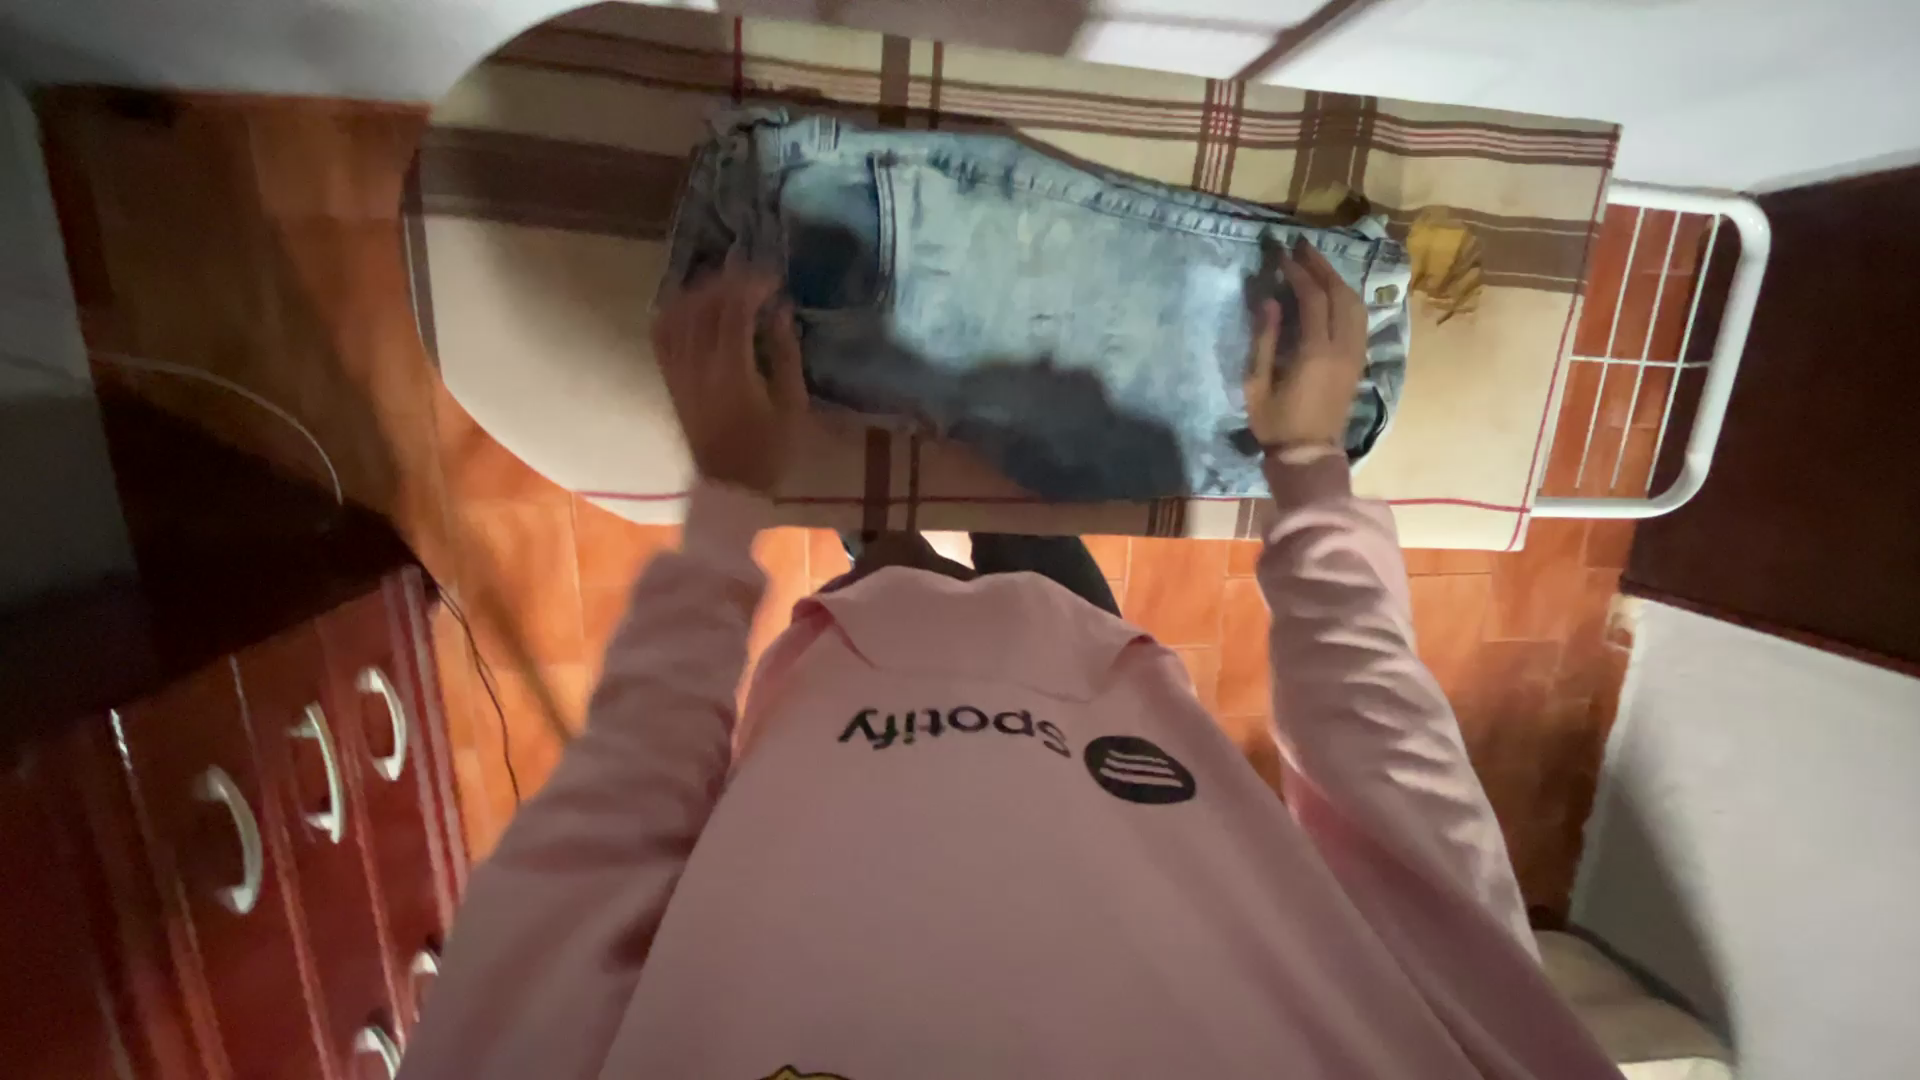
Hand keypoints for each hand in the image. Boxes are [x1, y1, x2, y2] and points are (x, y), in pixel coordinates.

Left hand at [652, 264, 808, 493]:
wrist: (731, 487)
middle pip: (703, 304)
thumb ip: (785, 353)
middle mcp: (697, 365)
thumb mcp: (792, 404)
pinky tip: (692, 306)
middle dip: (728, 282)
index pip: (734, 310)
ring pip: (678, 313)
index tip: (774, 280)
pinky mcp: (670, 379)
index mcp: (731, 372)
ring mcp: (678, 371)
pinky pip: (662, 334)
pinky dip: (675, 311)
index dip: (753, 286)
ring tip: (725, 287)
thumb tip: (781, 311)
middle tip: (753, 278)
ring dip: (700, 291)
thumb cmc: (770, 451)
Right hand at [1244, 238, 1368, 448]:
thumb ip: (1264, 340)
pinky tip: (1333, 293)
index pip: (1313, 298)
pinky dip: (1347, 298)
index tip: (1281, 255)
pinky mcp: (1358, 361)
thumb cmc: (1276, 423)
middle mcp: (1342, 347)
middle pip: (1340, 293)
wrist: (1308, 455)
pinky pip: (1360, 318)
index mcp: (1315, 352)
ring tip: (1316, 266)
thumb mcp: (1257, 384)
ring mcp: (1355, 353)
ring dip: (1337, 279)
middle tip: (1301, 247)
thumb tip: (1270, 301)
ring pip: (1356, 303)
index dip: (1298, 272)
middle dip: (1321, 266)